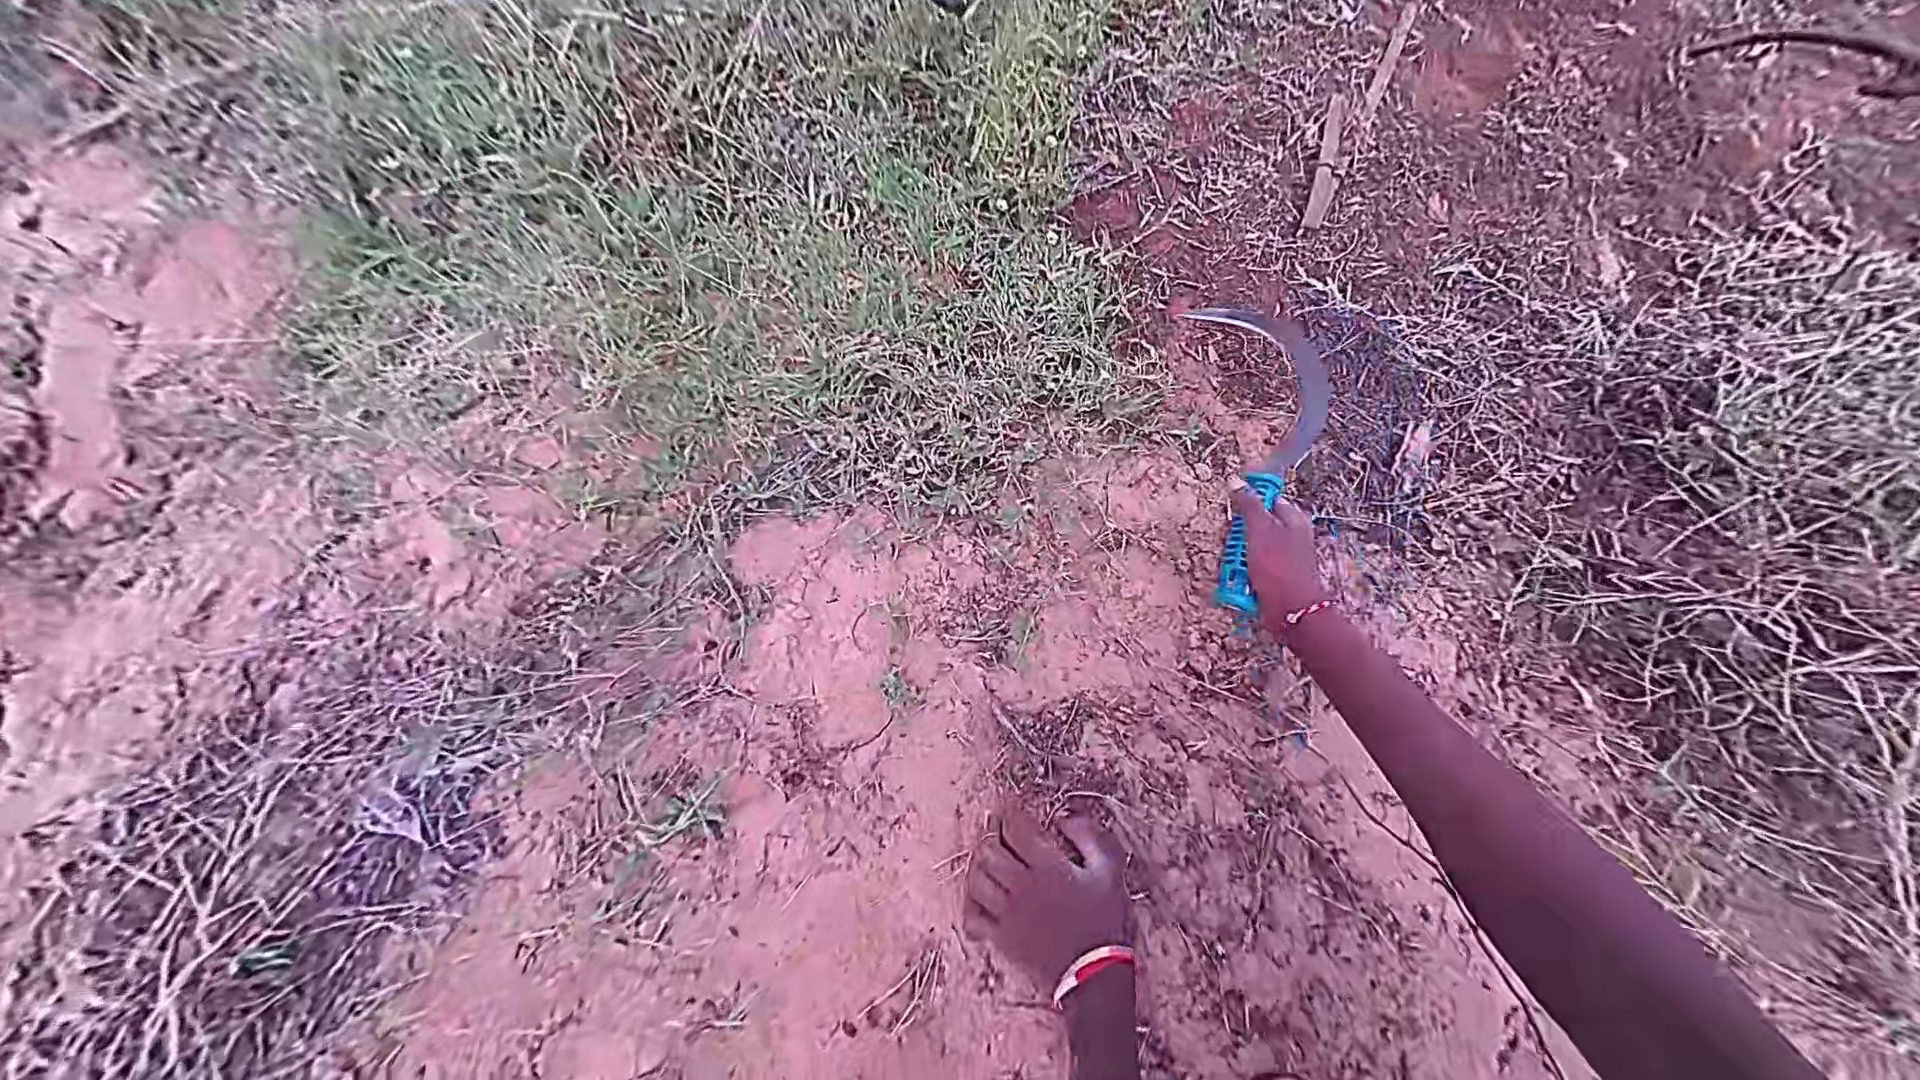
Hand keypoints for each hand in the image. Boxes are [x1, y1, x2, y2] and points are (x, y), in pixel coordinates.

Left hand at [962, 809, 1129, 991]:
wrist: (1097, 976)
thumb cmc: (1105, 921)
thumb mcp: (1110, 871)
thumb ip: (1089, 836)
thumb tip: (1065, 818)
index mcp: (1047, 868)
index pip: (1016, 829)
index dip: (1010, 813)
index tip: (1012, 808)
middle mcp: (1022, 887)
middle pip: (989, 850)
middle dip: (990, 832)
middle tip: (995, 825)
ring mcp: (1008, 914)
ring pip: (976, 879)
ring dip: (977, 861)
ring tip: (986, 853)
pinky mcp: (1002, 938)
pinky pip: (973, 915)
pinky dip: (970, 901)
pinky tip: (977, 893)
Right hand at [1229, 480, 1327, 620]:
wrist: (1290, 611)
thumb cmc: (1278, 567)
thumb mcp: (1260, 530)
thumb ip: (1249, 505)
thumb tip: (1236, 482)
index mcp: (1293, 519)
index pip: (1269, 498)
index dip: (1250, 499)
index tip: (1232, 505)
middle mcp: (1291, 536)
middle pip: (1258, 524)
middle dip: (1240, 531)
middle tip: (1231, 538)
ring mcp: (1283, 557)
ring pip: (1252, 546)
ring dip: (1238, 553)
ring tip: (1234, 561)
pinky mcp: (1274, 576)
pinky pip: (1252, 566)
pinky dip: (1243, 570)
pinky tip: (1238, 576)